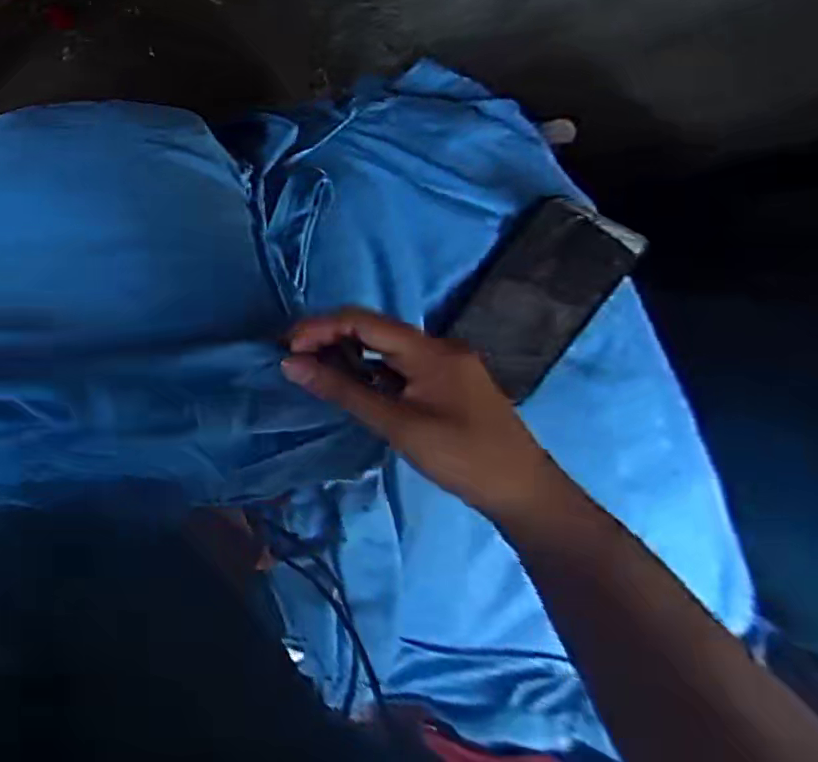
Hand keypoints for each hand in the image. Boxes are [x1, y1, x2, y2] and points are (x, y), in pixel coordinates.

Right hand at [281, 308, 568, 519]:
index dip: (318, 328)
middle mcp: (438, 348)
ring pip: (381, 345)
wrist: (530, 497)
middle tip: (292, 357)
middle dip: (326, 337)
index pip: (361, 321)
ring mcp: (443, 364)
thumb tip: (289, 363)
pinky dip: (365, 368)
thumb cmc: (463, 458)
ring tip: (312, 370)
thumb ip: (341, 390)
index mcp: (431, 351)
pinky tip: (349, 385)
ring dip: (344, 352)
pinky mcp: (444, 382)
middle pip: (370, 327)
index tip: (286, 348)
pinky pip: (394, 362)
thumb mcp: (396, 424)